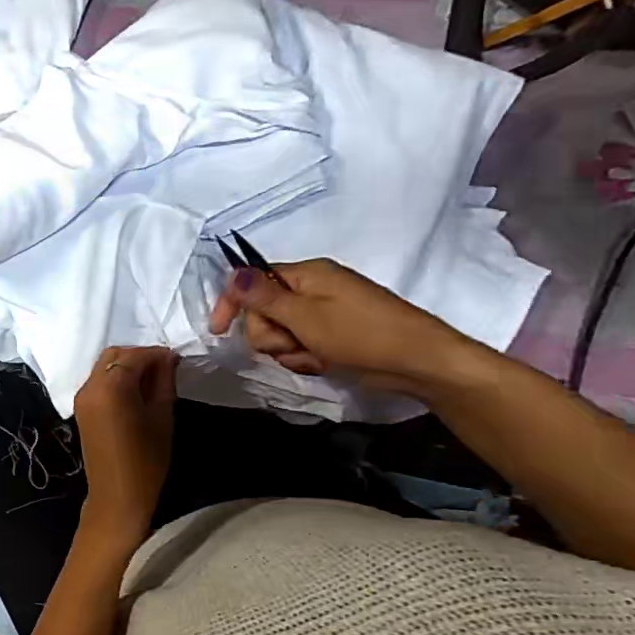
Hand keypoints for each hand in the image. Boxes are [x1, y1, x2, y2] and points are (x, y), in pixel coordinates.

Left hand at [74, 346, 177, 533]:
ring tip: (152, 380)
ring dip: (126, 366)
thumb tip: (167, 359)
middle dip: (139, 356)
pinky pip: (98, 381)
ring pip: (103, 366)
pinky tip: (135, 392)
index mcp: (110, 387)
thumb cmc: (146, 459)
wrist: (117, 494)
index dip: (156, 354)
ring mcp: (82, 397)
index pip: (134, 356)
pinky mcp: (80, 408)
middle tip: (164, 368)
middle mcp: (90, 386)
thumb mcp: (162, 416)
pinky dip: (115, 378)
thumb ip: (163, 381)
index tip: (176, 359)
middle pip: (114, 355)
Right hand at [208, 259, 489, 398]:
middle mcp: (312, 288)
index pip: (252, 280)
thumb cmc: (361, 334)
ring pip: (278, 332)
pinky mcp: (331, 334)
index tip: (217, 331)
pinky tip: (321, 362)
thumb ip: (264, 297)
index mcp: (307, 274)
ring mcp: (322, 312)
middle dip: (268, 334)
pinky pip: (299, 344)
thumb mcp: (305, 317)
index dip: (232, 304)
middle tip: (290, 345)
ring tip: (312, 356)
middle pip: (262, 311)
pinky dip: (303, 356)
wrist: (417, 362)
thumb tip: (233, 272)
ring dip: (287, 349)